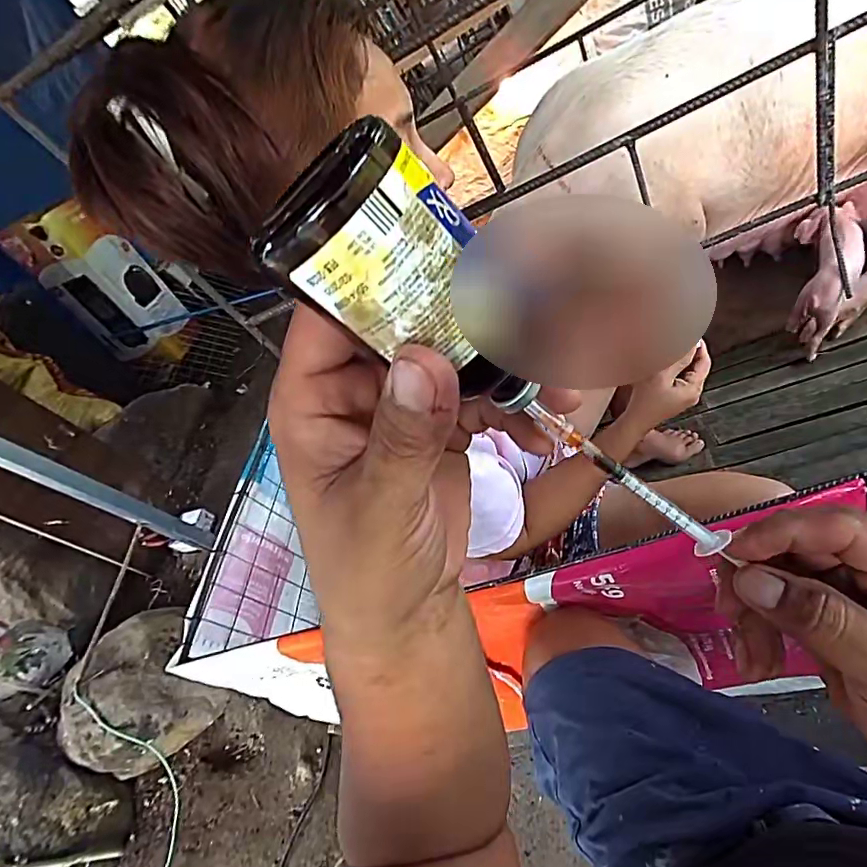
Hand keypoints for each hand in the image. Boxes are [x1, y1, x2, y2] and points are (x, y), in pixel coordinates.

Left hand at [268, 310, 579, 635]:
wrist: (409, 612)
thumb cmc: (368, 570)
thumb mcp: (380, 507)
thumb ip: (401, 438)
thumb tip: (422, 360)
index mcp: (315, 401)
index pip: (330, 317)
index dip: (369, 281)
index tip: (426, 254)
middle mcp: (357, 391)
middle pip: (403, 326)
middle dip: (459, 322)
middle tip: (516, 308)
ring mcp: (405, 407)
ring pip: (452, 359)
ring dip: (503, 370)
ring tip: (551, 385)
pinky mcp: (442, 426)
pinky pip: (480, 398)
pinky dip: (513, 411)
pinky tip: (540, 432)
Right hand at [622, 341, 709, 428]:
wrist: (633, 420)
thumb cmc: (644, 401)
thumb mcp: (661, 374)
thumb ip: (679, 358)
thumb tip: (692, 343)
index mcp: (693, 389)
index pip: (704, 361)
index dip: (698, 345)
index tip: (690, 333)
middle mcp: (691, 394)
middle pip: (697, 366)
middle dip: (689, 350)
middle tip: (679, 337)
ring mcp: (682, 397)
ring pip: (687, 371)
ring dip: (680, 358)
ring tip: (670, 347)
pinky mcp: (672, 397)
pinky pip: (677, 377)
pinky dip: (673, 367)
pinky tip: (663, 362)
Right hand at [714, 506, 866, 783]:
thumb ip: (824, 620)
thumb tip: (751, 580)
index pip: (845, 527)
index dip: (783, 533)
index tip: (732, 555)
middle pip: (808, 546)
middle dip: (763, 577)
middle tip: (728, 610)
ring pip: (788, 572)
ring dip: (759, 609)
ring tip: (752, 654)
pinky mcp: (843, 611)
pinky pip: (788, 602)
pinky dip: (765, 627)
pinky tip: (760, 657)